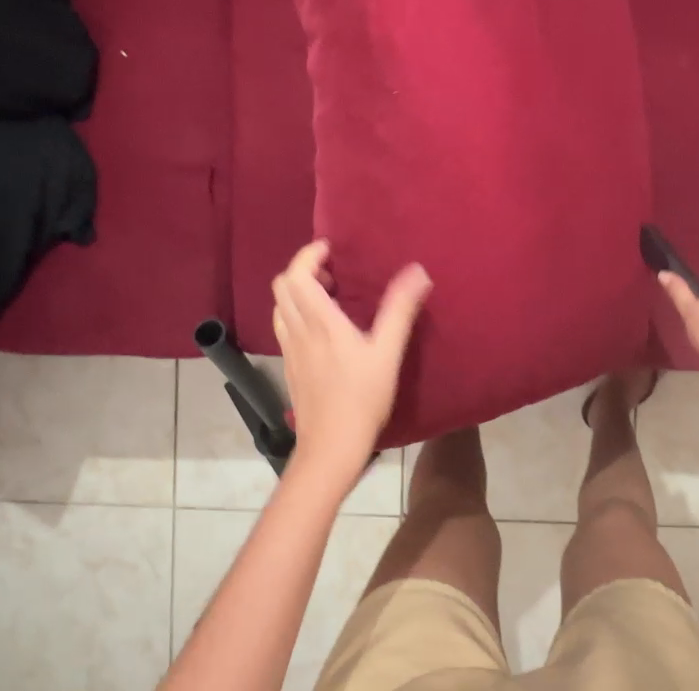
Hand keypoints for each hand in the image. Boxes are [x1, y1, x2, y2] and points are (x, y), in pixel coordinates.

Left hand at [272, 240, 430, 474]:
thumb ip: (400, 310)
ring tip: (330, 295)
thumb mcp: (388, 353)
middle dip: (304, 270)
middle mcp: (298, 332)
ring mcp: (290, 351)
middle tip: (334, 271)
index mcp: (320, 323)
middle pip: (282, 286)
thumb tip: (418, 272)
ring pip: (280, 307)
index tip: (331, 249)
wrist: (330, 448)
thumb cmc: (362, 399)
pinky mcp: (290, 367)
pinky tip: (324, 328)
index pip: (297, 275)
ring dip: (298, 292)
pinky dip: (298, 313)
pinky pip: (285, 327)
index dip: (308, 255)